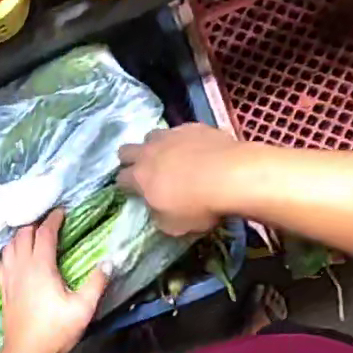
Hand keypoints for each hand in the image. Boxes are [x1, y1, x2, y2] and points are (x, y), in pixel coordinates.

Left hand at [0, 209, 109, 352]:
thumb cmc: (56, 331)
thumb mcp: (83, 308)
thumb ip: (97, 282)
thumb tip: (109, 261)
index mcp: (40, 266)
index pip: (45, 233)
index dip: (53, 220)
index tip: (62, 212)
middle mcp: (21, 267)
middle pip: (23, 234)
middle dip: (35, 223)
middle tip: (49, 221)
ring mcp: (9, 278)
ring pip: (10, 246)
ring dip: (20, 235)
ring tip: (32, 233)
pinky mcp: (4, 290)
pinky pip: (4, 260)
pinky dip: (10, 250)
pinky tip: (16, 255)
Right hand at [117, 124, 245, 235]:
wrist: (233, 176)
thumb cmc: (199, 207)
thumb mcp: (174, 226)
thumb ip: (159, 216)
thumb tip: (157, 210)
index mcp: (139, 178)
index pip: (120, 179)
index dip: (125, 186)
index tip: (134, 192)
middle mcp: (149, 152)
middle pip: (126, 150)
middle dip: (130, 160)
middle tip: (145, 171)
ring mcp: (171, 135)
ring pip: (152, 135)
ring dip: (155, 146)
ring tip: (170, 157)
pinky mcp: (194, 126)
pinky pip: (180, 131)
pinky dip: (183, 140)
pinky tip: (197, 150)